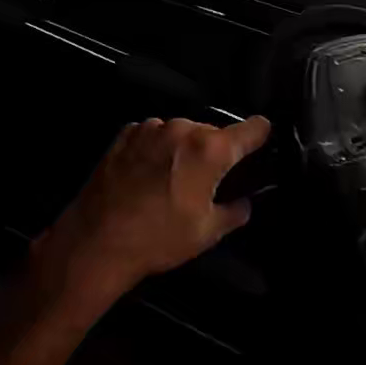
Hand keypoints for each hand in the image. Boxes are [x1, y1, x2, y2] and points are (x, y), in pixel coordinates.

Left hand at [34, 116, 271, 306]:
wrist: (100, 237)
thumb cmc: (159, 237)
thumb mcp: (207, 232)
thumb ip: (234, 211)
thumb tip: (244, 202)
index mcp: (208, 149)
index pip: (250, 128)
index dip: (261, 132)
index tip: (266, 134)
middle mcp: (180, 128)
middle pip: (211, 132)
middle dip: (215, 151)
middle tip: (210, 180)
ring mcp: (150, 127)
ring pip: (180, 132)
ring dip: (183, 149)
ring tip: (174, 180)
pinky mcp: (125, 133)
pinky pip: (153, 135)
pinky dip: (157, 148)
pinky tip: (150, 174)